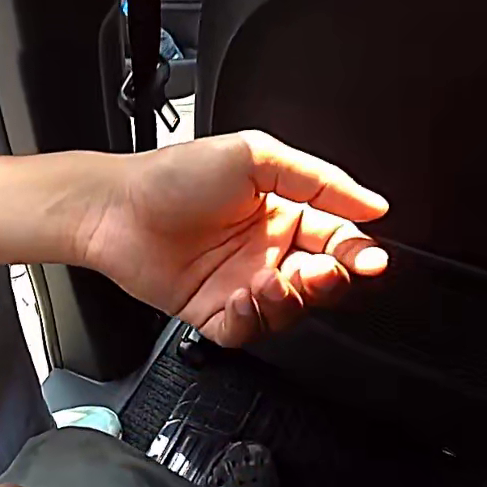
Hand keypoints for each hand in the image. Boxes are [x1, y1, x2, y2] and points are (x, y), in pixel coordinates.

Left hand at [78, 131, 389, 346]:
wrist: (115, 208)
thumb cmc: (171, 175)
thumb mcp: (252, 156)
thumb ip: (316, 179)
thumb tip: (372, 204)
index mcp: (279, 212)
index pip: (337, 239)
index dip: (358, 252)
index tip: (369, 258)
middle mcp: (262, 250)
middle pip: (321, 282)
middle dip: (330, 282)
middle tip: (317, 270)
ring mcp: (237, 282)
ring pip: (289, 311)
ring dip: (291, 302)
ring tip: (270, 281)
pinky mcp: (210, 309)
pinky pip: (247, 330)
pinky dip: (254, 322)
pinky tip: (243, 298)